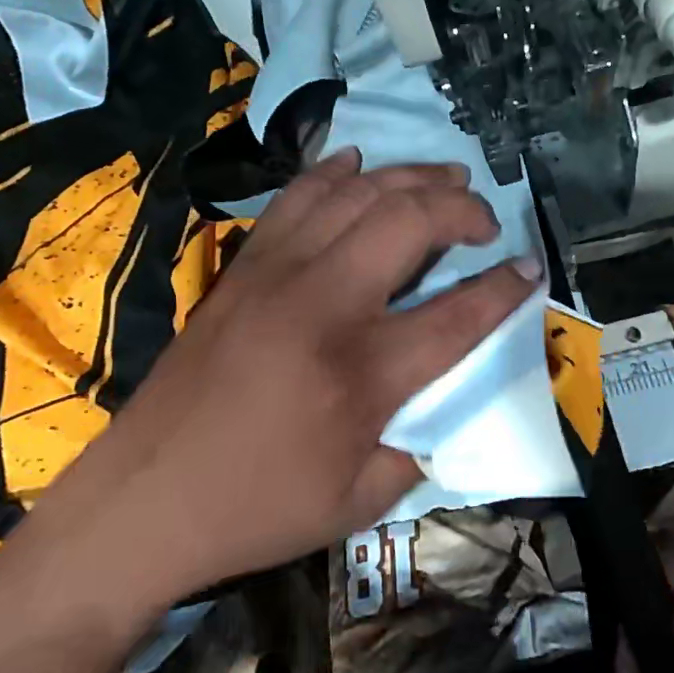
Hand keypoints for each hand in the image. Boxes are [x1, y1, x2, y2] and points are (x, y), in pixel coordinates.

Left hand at [29, 147, 541, 611]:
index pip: (458, 313)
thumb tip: (442, 399)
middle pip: (410, 222)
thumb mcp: (360, 501)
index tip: (532, 267)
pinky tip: (358, 164)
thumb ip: (418, 446)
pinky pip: (296, 198)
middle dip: (463, 209)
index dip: (506, 287)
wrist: (141, 500)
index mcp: (363, 372)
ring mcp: (278, 274)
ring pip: (358, 194)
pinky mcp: (244, 268)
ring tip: (446, 179)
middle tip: (485, 222)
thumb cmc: (256, 508)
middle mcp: (325, 304)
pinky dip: (334, 173)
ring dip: (411, 177)